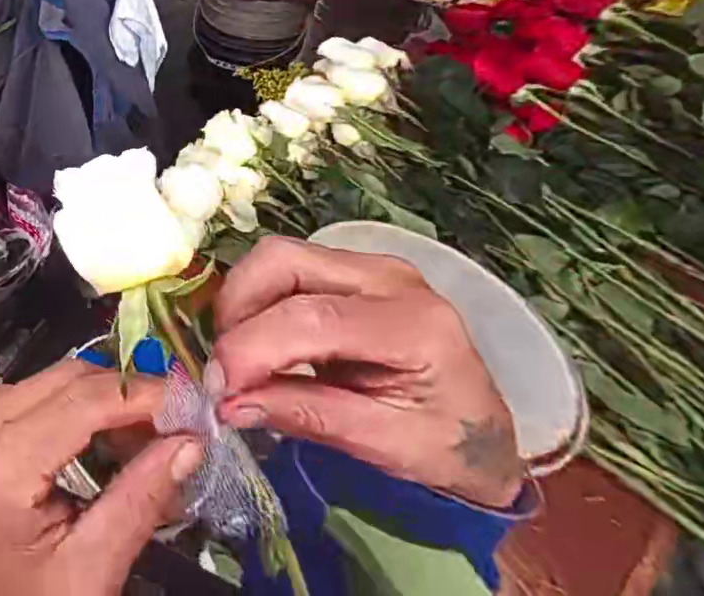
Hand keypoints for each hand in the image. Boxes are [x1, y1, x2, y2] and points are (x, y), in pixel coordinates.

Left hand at [0, 361, 204, 595]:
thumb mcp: (89, 571)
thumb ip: (140, 501)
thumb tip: (191, 442)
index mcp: (0, 464)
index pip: (86, 401)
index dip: (146, 396)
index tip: (193, 406)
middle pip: (77, 379)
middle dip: (134, 397)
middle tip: (179, 428)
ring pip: (68, 376)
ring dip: (115, 398)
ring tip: (150, 438)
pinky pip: (51, 386)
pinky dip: (90, 402)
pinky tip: (113, 435)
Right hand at [211, 235, 523, 508]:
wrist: (485, 427)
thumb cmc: (451, 447)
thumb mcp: (389, 447)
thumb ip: (309, 417)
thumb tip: (231, 403)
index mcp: (414, 325)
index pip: (314, 318)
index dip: (254, 346)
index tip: (218, 388)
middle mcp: (389, 276)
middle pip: (287, 261)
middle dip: (238, 308)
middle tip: (223, 367)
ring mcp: (370, 265)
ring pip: (280, 255)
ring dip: (243, 300)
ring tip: (239, 356)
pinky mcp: (351, 268)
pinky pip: (288, 267)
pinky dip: (258, 298)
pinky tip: (259, 340)